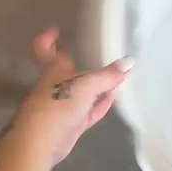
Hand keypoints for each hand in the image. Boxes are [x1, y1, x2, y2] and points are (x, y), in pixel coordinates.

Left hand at [11, 28, 133, 164]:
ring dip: (97, 86)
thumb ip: (108, 75)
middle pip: (69, 70)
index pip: (44, 48)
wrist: (41, 140)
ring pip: (82, 91)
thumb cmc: (59, 102)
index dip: (48, 38)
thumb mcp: (87, 84)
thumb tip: (130, 62)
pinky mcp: (71, 123)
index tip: (57, 29)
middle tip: (101, 54)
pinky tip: (113, 99)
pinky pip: (89, 110)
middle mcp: (56, 84)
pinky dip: (100, 104)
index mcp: (54, 68)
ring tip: (117, 76)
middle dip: (81, 62)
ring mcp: (63, 105)